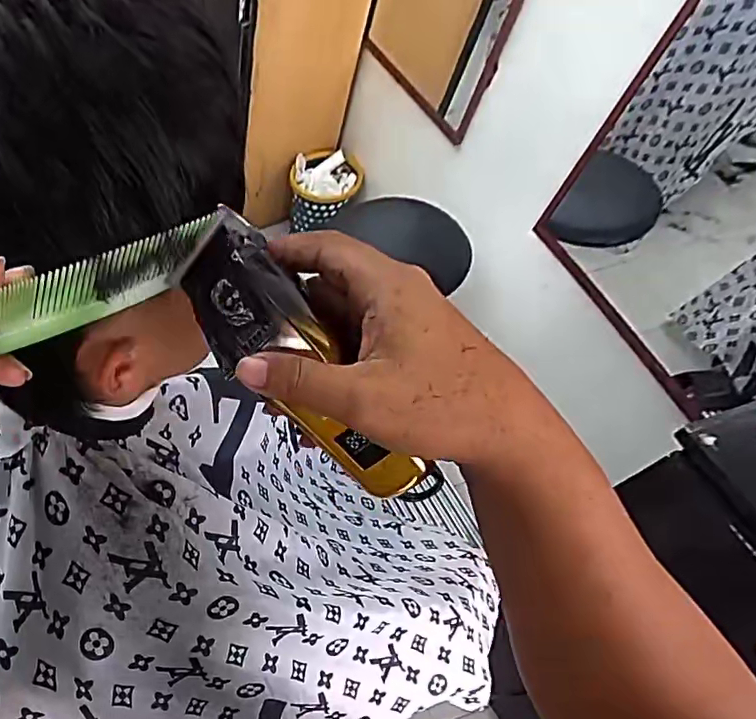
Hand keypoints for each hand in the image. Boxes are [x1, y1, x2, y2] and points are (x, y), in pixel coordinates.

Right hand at [233, 231, 569, 475]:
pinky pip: (363, 350)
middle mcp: (398, 297)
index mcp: (387, 288)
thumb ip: (299, 382)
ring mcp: (407, 324)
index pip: (328, 248)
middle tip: (263, 346)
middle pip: (330, 292)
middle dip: (293, 321)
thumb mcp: (358, 396)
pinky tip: (325, 406)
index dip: (288, 250)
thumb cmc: (448, 405)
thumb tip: (250, 368)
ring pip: (345, 326)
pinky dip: (339, 370)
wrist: (504, 433)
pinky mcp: (412, 350)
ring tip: (290, 387)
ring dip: (315, 354)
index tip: (256, 260)